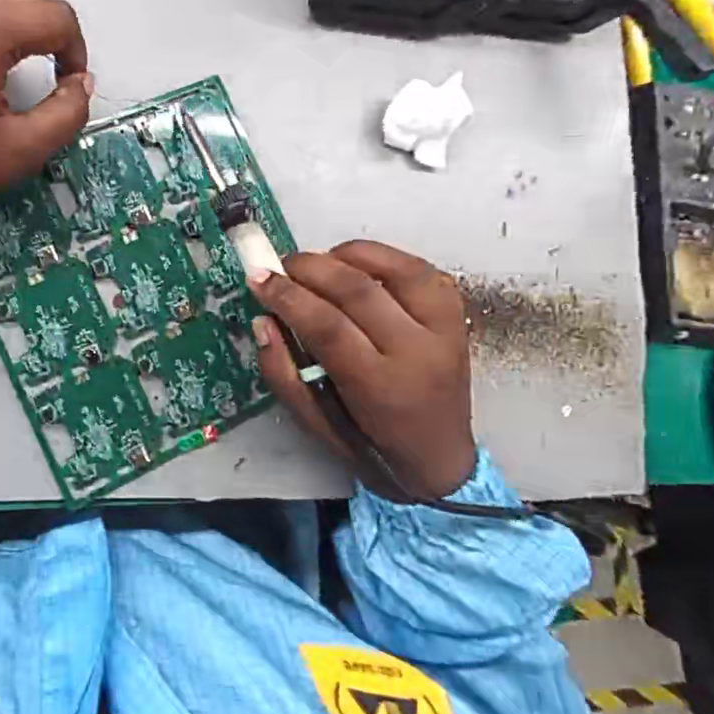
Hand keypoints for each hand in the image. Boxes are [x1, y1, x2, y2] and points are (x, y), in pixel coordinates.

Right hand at [247, 240, 476, 498]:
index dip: (287, 296)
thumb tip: (262, 320)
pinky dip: (383, 256)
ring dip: (347, 255)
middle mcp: (418, 353)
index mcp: (379, 387)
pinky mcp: (456, 317)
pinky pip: (421, 270)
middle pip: (358, 291)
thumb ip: (281, 371)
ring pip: (397, 270)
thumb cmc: (367, 443)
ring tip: (316, 263)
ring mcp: (445, 331)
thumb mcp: (313, 420)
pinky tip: (354, 263)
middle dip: (309, 269)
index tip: (258, 279)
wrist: (438, 457)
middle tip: (280, 267)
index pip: (327, 326)